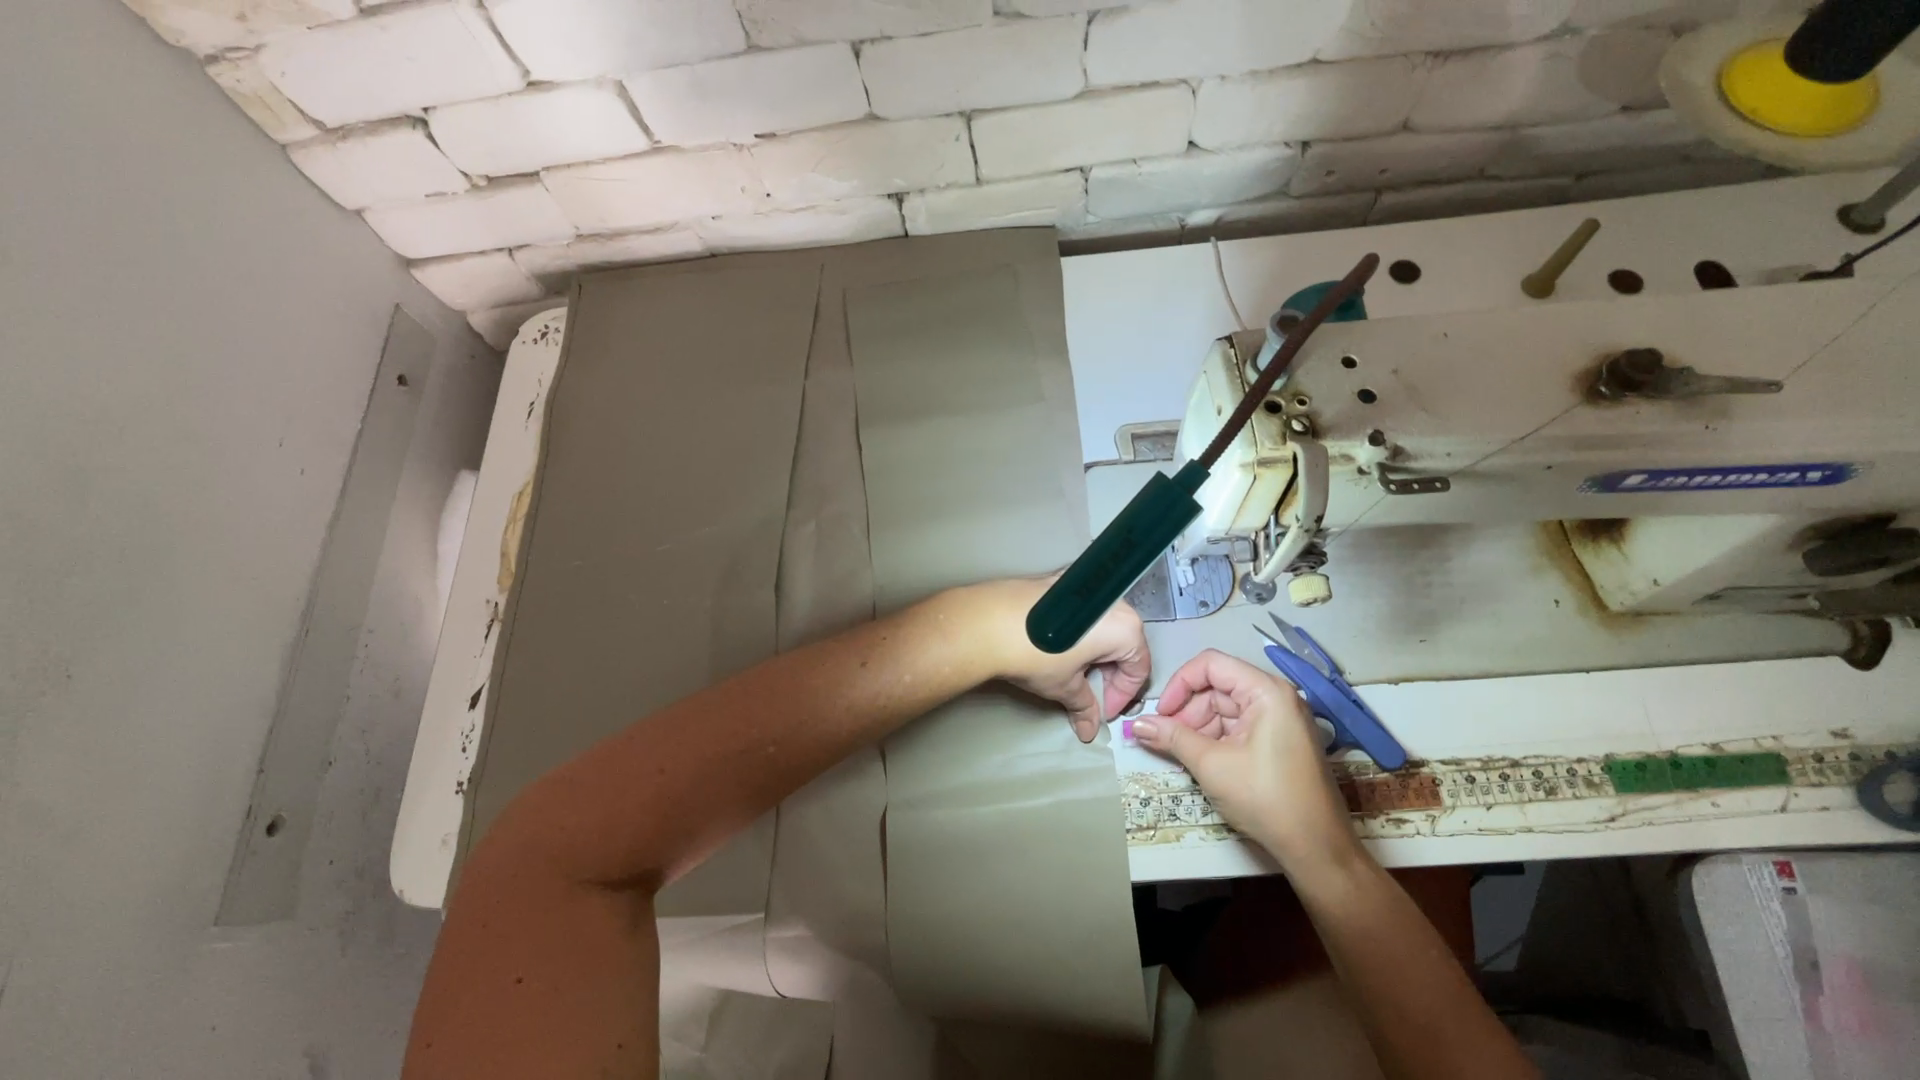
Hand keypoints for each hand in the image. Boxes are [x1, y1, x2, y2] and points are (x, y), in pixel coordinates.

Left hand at [961, 578, 1150, 742]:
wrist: (988, 623)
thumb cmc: (1031, 651)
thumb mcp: (1063, 686)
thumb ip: (1083, 706)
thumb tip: (1088, 726)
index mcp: (1124, 628)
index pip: (1138, 668)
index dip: (1121, 696)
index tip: (1103, 711)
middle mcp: (1112, 602)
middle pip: (1124, 645)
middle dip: (1108, 675)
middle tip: (1088, 695)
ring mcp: (1086, 587)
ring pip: (1103, 626)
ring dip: (1093, 653)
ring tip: (1070, 673)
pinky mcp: (1061, 581)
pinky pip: (1082, 611)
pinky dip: (1077, 632)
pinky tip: (1056, 649)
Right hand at [1132, 649, 1359, 873]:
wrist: (1316, 847)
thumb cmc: (1265, 798)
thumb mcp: (1211, 765)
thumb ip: (1172, 738)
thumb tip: (1136, 725)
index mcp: (1266, 692)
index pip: (1211, 665)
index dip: (1179, 684)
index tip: (1160, 714)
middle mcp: (1276, 698)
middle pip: (1217, 688)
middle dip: (1187, 712)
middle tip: (1165, 741)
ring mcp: (1280, 720)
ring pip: (1225, 710)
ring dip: (1198, 729)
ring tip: (1181, 756)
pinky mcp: (1279, 741)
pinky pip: (1238, 728)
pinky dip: (1215, 740)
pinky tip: (1201, 762)